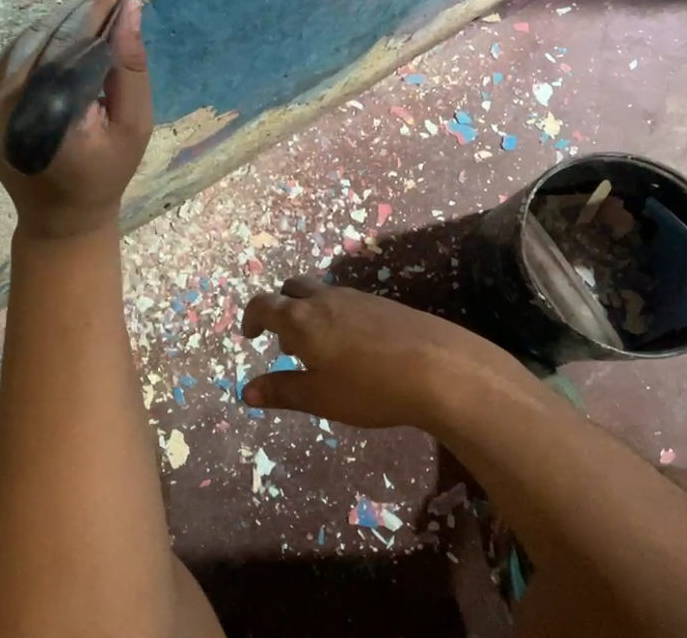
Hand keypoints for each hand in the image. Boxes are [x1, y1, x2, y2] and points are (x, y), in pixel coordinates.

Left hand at [0, 0, 152, 240]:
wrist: (57, 217)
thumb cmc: (104, 175)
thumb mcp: (133, 126)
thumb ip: (130, 70)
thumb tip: (129, 12)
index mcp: (46, 116)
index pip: (70, 46)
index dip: (94, 13)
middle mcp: (5, 106)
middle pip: (44, 39)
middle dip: (78, 13)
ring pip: (24, 44)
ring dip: (57, 23)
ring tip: (91, 12)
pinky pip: (10, 60)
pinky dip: (37, 42)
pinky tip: (62, 35)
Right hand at [241, 277, 529, 428]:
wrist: (441, 368)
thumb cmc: (369, 387)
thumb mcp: (319, 397)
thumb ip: (281, 391)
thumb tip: (245, 391)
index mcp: (301, 318)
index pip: (264, 304)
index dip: (252, 317)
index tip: (251, 335)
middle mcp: (325, 299)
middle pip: (292, 289)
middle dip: (281, 309)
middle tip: (287, 343)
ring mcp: (358, 298)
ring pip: (322, 294)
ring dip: (311, 314)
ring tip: (322, 351)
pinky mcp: (385, 305)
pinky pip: (349, 303)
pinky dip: (338, 318)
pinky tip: (357, 350)